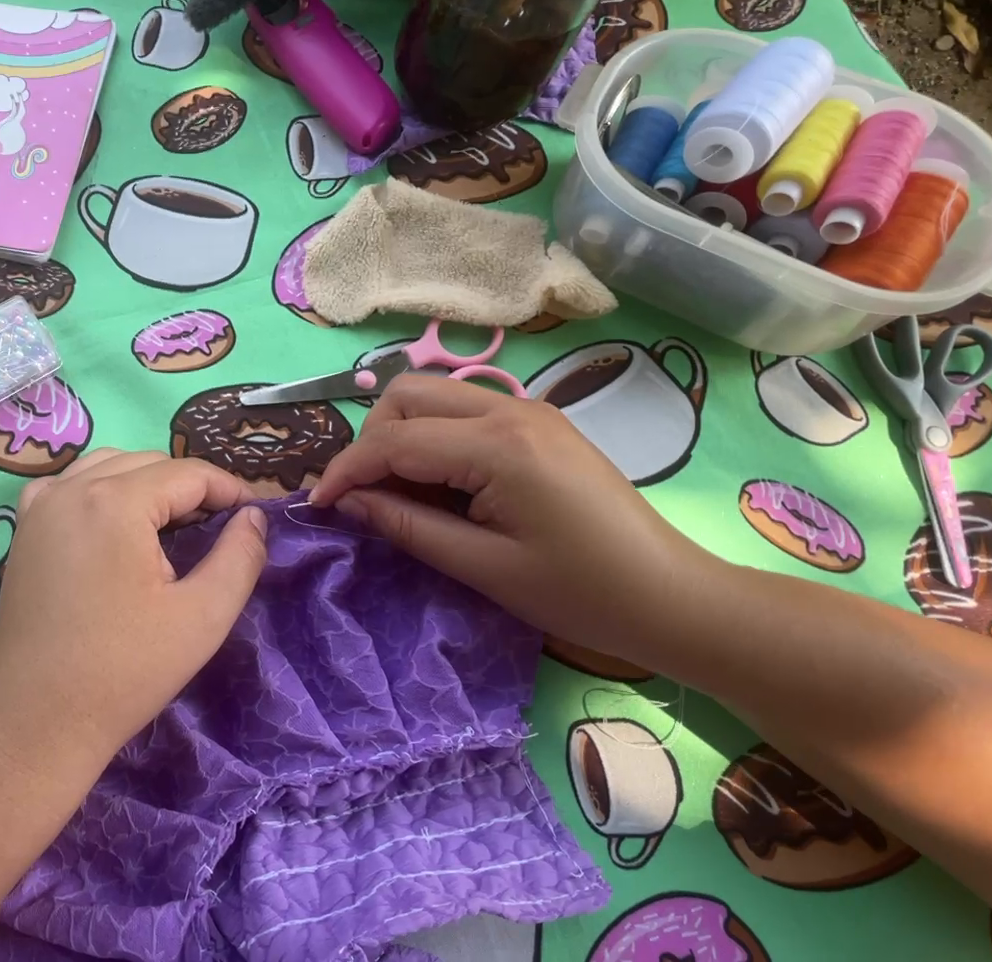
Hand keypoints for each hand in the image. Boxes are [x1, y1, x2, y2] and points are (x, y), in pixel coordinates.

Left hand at [0, 450, 269, 772]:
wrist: (34, 723)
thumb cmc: (124, 672)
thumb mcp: (202, 617)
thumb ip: (240, 557)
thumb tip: (254, 518)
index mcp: (115, 503)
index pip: (188, 473)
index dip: (230, 489)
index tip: (255, 516)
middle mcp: (71, 489)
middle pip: (149, 464)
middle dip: (191, 487)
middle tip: (221, 528)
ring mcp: (39, 506)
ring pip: (109, 466)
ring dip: (148, 485)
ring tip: (175, 526)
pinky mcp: (24, 530)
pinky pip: (71, 485)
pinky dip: (103, 490)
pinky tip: (117, 526)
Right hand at [308, 376, 720, 666]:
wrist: (673, 596)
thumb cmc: (580, 593)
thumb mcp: (483, 568)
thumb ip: (408, 526)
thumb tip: (348, 503)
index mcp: (497, 445)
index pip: (393, 440)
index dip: (346, 471)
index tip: (318, 505)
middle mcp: (510, 408)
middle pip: (406, 395)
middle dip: (372, 441)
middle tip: (367, 497)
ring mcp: (529, 409)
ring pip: (433, 395)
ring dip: (402, 433)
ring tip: (402, 491)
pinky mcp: (540, 422)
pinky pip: (464, 410)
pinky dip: (435, 436)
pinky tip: (444, 483)